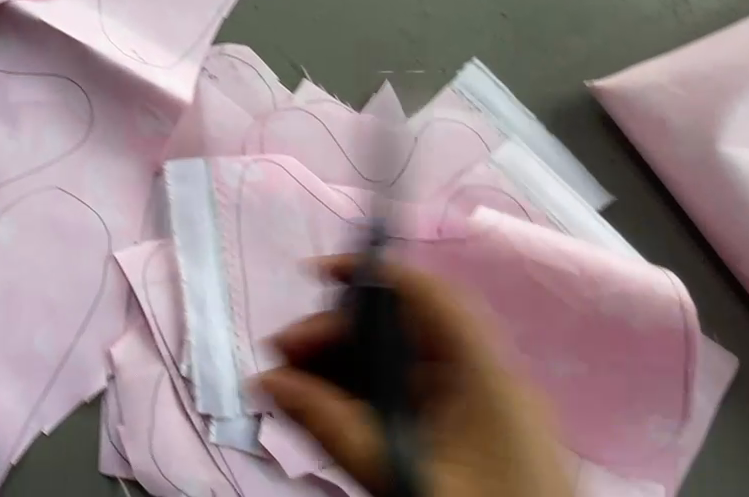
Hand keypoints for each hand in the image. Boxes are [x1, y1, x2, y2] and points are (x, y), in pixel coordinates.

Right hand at [257, 256, 569, 496]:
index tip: (311, 275)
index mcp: (483, 379)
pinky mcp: (467, 441)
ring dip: (338, 366)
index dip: (370, 272)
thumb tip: (266, 381)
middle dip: (331, 333)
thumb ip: (331, 427)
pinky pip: (405, 397)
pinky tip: (322, 412)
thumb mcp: (400, 477)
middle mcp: (482, 384)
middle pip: (397, 329)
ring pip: (395, 363)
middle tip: (280, 356)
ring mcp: (477, 414)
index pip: (428, 295)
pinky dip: (361, 396)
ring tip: (290, 388)